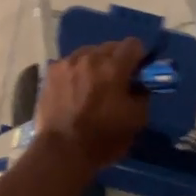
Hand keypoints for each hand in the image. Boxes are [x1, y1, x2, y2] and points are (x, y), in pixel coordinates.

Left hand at [35, 38, 149, 175]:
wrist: (62, 150)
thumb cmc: (103, 138)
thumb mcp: (136, 121)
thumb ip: (143, 95)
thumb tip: (140, 84)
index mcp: (113, 67)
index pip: (133, 44)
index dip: (138, 57)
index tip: (137, 72)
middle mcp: (90, 56)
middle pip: (110, 47)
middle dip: (117, 60)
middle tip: (116, 81)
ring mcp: (68, 61)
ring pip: (89, 52)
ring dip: (95, 64)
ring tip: (93, 86)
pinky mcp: (52, 70)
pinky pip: (71, 63)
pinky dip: (77, 71)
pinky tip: (74, 90)